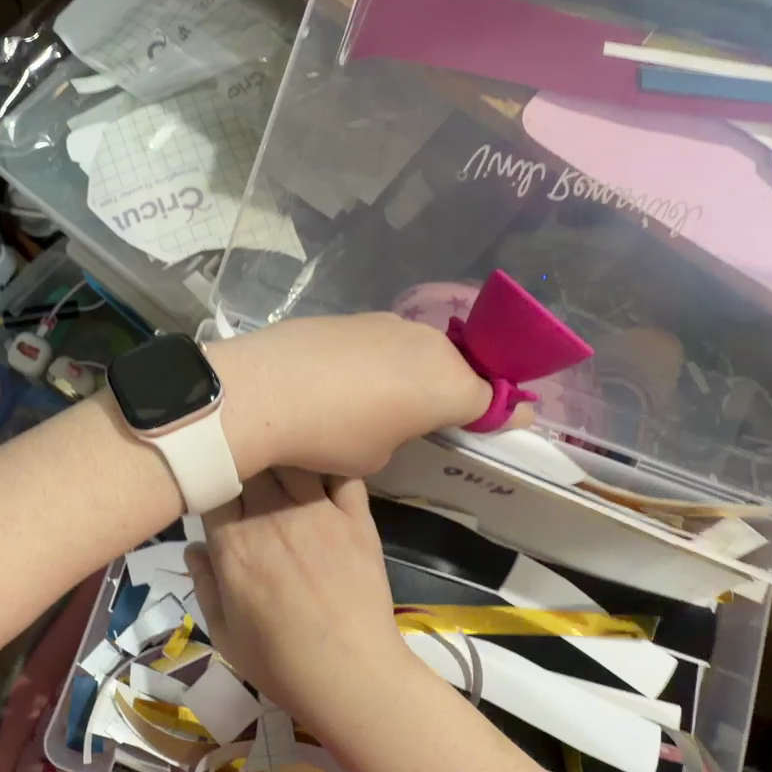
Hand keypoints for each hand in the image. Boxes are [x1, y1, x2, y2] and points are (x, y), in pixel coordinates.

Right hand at [183, 469, 417, 734]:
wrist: (351, 677)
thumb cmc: (279, 663)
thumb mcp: (223, 633)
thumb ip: (204, 584)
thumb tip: (193, 548)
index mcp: (232, 544)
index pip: (213, 484)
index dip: (210, 481)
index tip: (213, 490)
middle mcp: (271, 517)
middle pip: (251, 464)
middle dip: (244, 464)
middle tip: (246, 477)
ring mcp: (317, 513)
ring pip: (292, 460)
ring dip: (282, 458)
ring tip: (280, 466)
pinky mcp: (356, 519)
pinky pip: (342, 473)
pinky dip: (330, 463)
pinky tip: (321, 470)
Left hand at [209, 313, 525, 478]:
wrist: (261, 391)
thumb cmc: (329, 435)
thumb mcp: (374, 455)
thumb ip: (400, 434)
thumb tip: (391, 417)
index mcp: (448, 384)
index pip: (489, 399)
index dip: (498, 413)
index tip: (510, 418)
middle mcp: (426, 345)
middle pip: (455, 367)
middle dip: (451, 387)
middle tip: (435, 412)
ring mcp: (385, 323)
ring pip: (414, 349)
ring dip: (409, 369)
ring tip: (383, 395)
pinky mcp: (347, 316)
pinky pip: (377, 340)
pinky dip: (373, 358)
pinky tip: (344, 378)